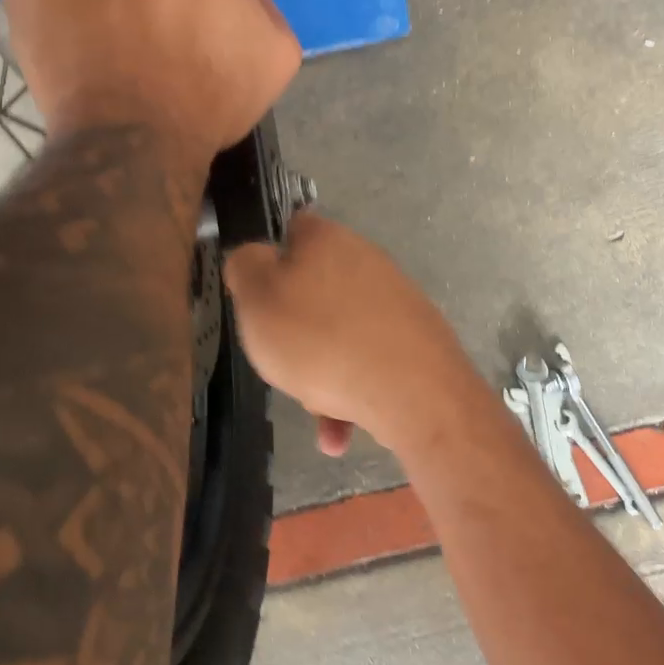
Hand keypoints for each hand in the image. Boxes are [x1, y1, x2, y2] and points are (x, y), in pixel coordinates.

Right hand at [225, 213, 482, 455]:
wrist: (411, 391)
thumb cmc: (319, 339)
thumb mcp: (257, 297)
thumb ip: (246, 268)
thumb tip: (256, 258)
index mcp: (327, 239)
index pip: (293, 231)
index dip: (269, 262)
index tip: (258, 299)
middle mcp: (368, 262)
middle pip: (316, 294)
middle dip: (296, 335)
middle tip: (284, 362)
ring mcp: (398, 303)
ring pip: (341, 338)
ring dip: (323, 377)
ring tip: (319, 412)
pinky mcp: (418, 342)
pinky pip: (370, 366)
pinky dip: (351, 395)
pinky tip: (340, 433)